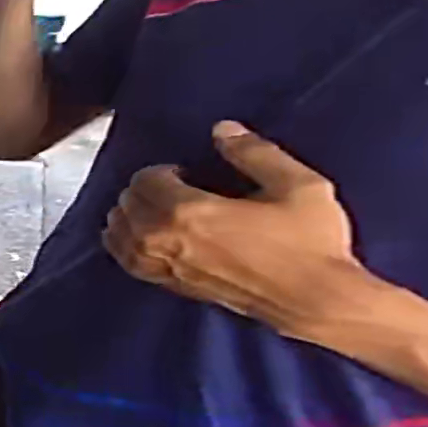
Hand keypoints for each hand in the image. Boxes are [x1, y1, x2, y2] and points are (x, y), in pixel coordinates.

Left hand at [104, 121, 369, 340]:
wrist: (312, 298)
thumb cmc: (310, 242)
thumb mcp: (299, 188)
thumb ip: (255, 154)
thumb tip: (221, 128)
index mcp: (184, 210)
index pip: (145, 178)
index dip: (165, 171)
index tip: (189, 175)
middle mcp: (156, 234)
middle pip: (127, 198)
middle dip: (147, 189)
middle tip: (177, 191)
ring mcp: (150, 258)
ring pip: (115, 223)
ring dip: (132, 211)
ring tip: (163, 210)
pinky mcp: (152, 277)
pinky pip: (116, 250)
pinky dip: (121, 236)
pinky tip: (145, 232)